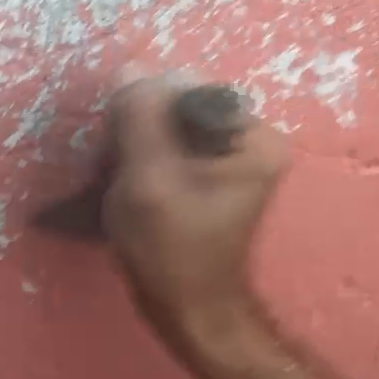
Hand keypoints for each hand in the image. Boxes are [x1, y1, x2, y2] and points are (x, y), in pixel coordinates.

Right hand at [102, 71, 292, 365]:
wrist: (188, 312)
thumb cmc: (172, 249)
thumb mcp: (150, 177)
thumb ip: (140, 117)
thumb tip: (131, 66)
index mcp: (254, 138)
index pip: (186, 89)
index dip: (147, 108)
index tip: (126, 143)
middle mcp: (252, 140)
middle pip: (178, 104)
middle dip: (141, 126)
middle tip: (124, 165)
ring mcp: (233, 158)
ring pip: (168, 123)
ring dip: (138, 142)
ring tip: (126, 177)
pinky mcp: (212, 173)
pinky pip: (171, 143)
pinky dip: (146, 156)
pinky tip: (133, 183)